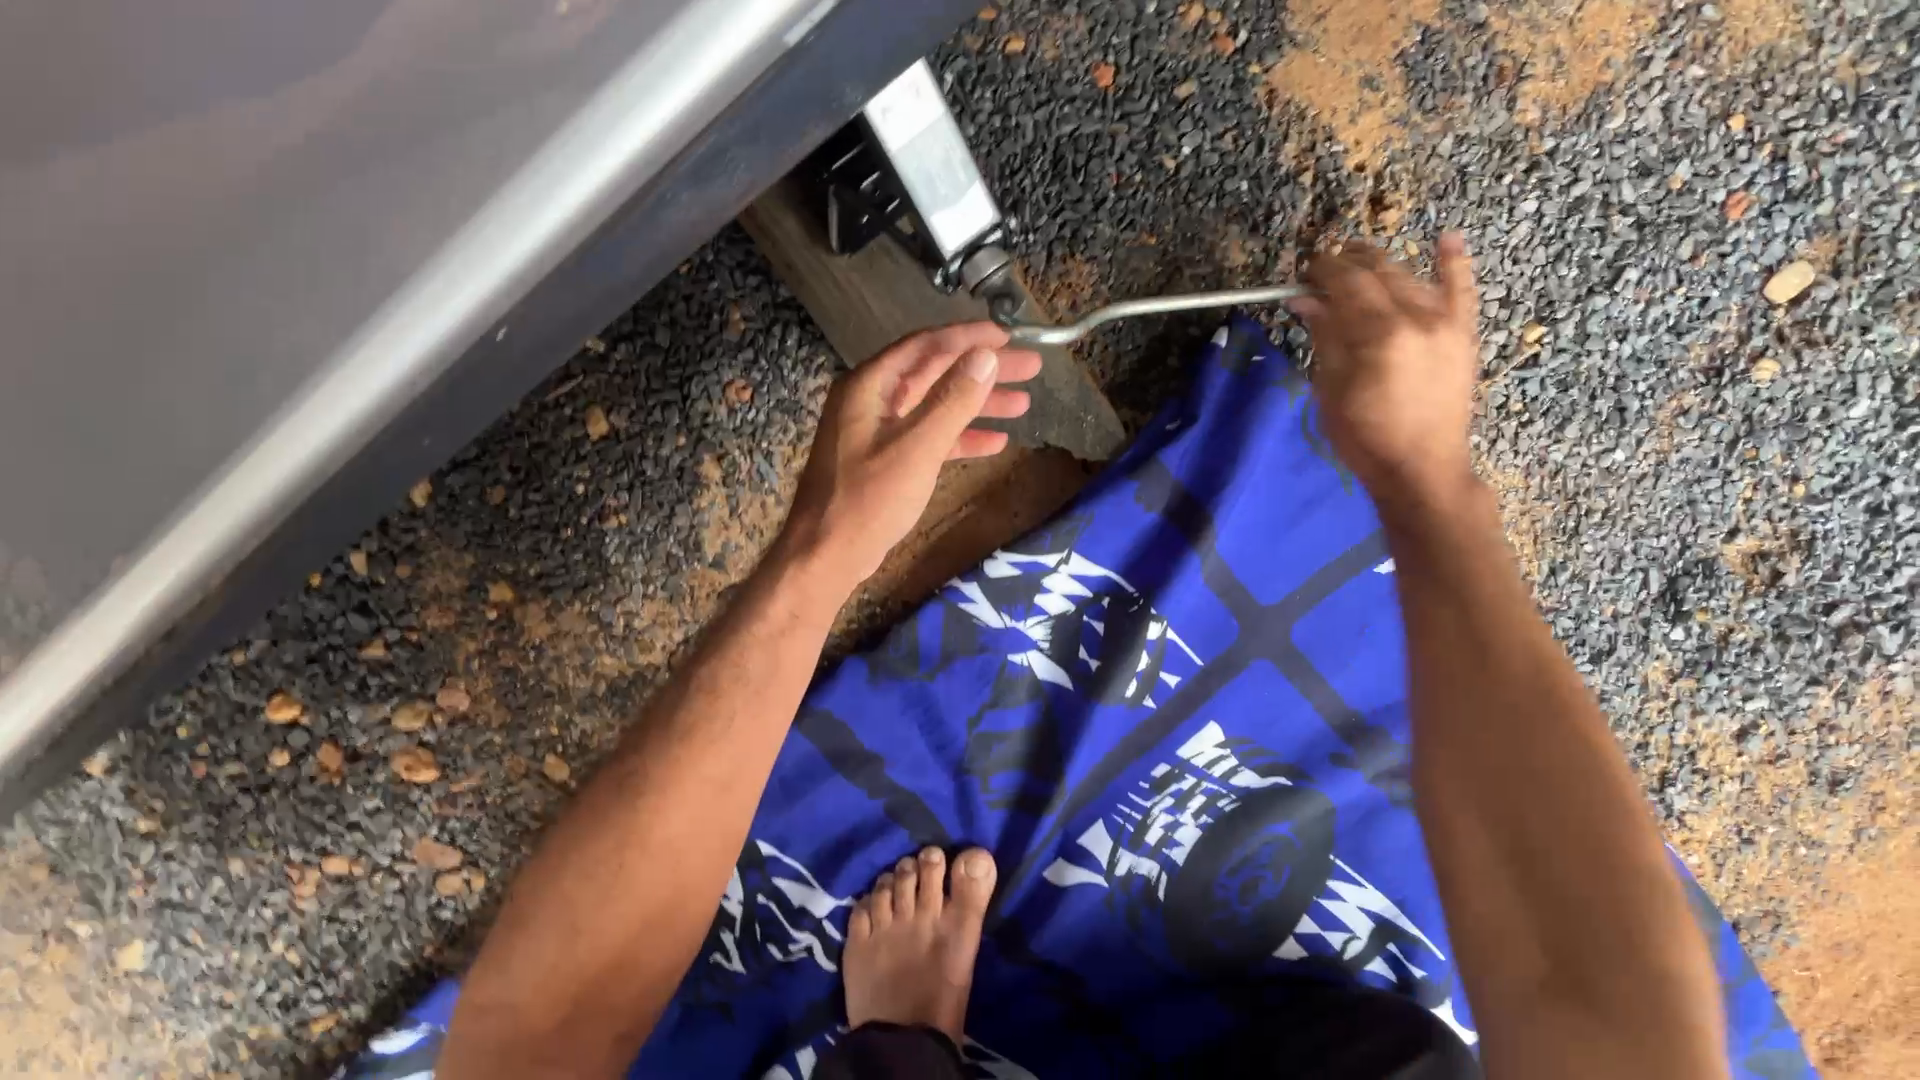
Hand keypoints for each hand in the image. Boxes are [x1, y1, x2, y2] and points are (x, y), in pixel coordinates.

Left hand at [777, 322, 1040, 591]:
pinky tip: (996, 441)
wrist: (827, 554)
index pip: (926, 346)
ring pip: (935, 405)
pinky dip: (960, 436)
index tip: (1011, 336)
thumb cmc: (868, 499)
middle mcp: (872, 399)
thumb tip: (986, 356)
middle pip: (935, 372)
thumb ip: (953, 400)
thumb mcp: (917, 447)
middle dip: (982, 370)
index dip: (970, 338)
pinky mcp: (885, 459)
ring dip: (977, 403)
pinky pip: (928, 436)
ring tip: (1023, 403)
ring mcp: (877, 430)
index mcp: (870, 385)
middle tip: (1030, 367)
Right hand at [1289, 232, 1481, 514]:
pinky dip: (1454, 261)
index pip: (1346, 282)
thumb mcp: (1331, 388)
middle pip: (1378, 272)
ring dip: (1383, 264)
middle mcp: (1416, 317)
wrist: (1421, 468)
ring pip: (1410, 276)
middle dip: (1347, 263)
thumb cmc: (1365, 436)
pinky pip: (1462, 288)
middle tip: (1323, 269)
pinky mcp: (1463, 334)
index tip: (1303, 271)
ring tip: (1359, 263)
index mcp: (1379, 333)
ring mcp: (1446, 322)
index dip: (1322, 270)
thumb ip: (1325, 336)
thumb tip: (1305, 299)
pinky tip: (1447, 237)